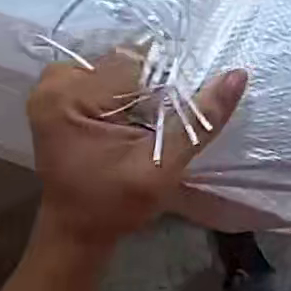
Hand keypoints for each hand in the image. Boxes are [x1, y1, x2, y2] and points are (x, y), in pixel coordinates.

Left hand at [26, 50, 247, 248]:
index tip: (178, 112)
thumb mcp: (162, 165)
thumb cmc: (114, 204)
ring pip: (121, 65)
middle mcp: (55, 80)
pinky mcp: (60, 92)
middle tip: (163, 122)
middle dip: (156, 85)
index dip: (170, 81)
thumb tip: (237, 75)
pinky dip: (128, 91)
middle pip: (127, 60)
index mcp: (70, 96)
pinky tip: (134, 119)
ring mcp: (53, 84)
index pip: (138, 63)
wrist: (75, 231)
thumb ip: (199, 120)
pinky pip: (107, 74)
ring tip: (149, 124)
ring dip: (143, 88)